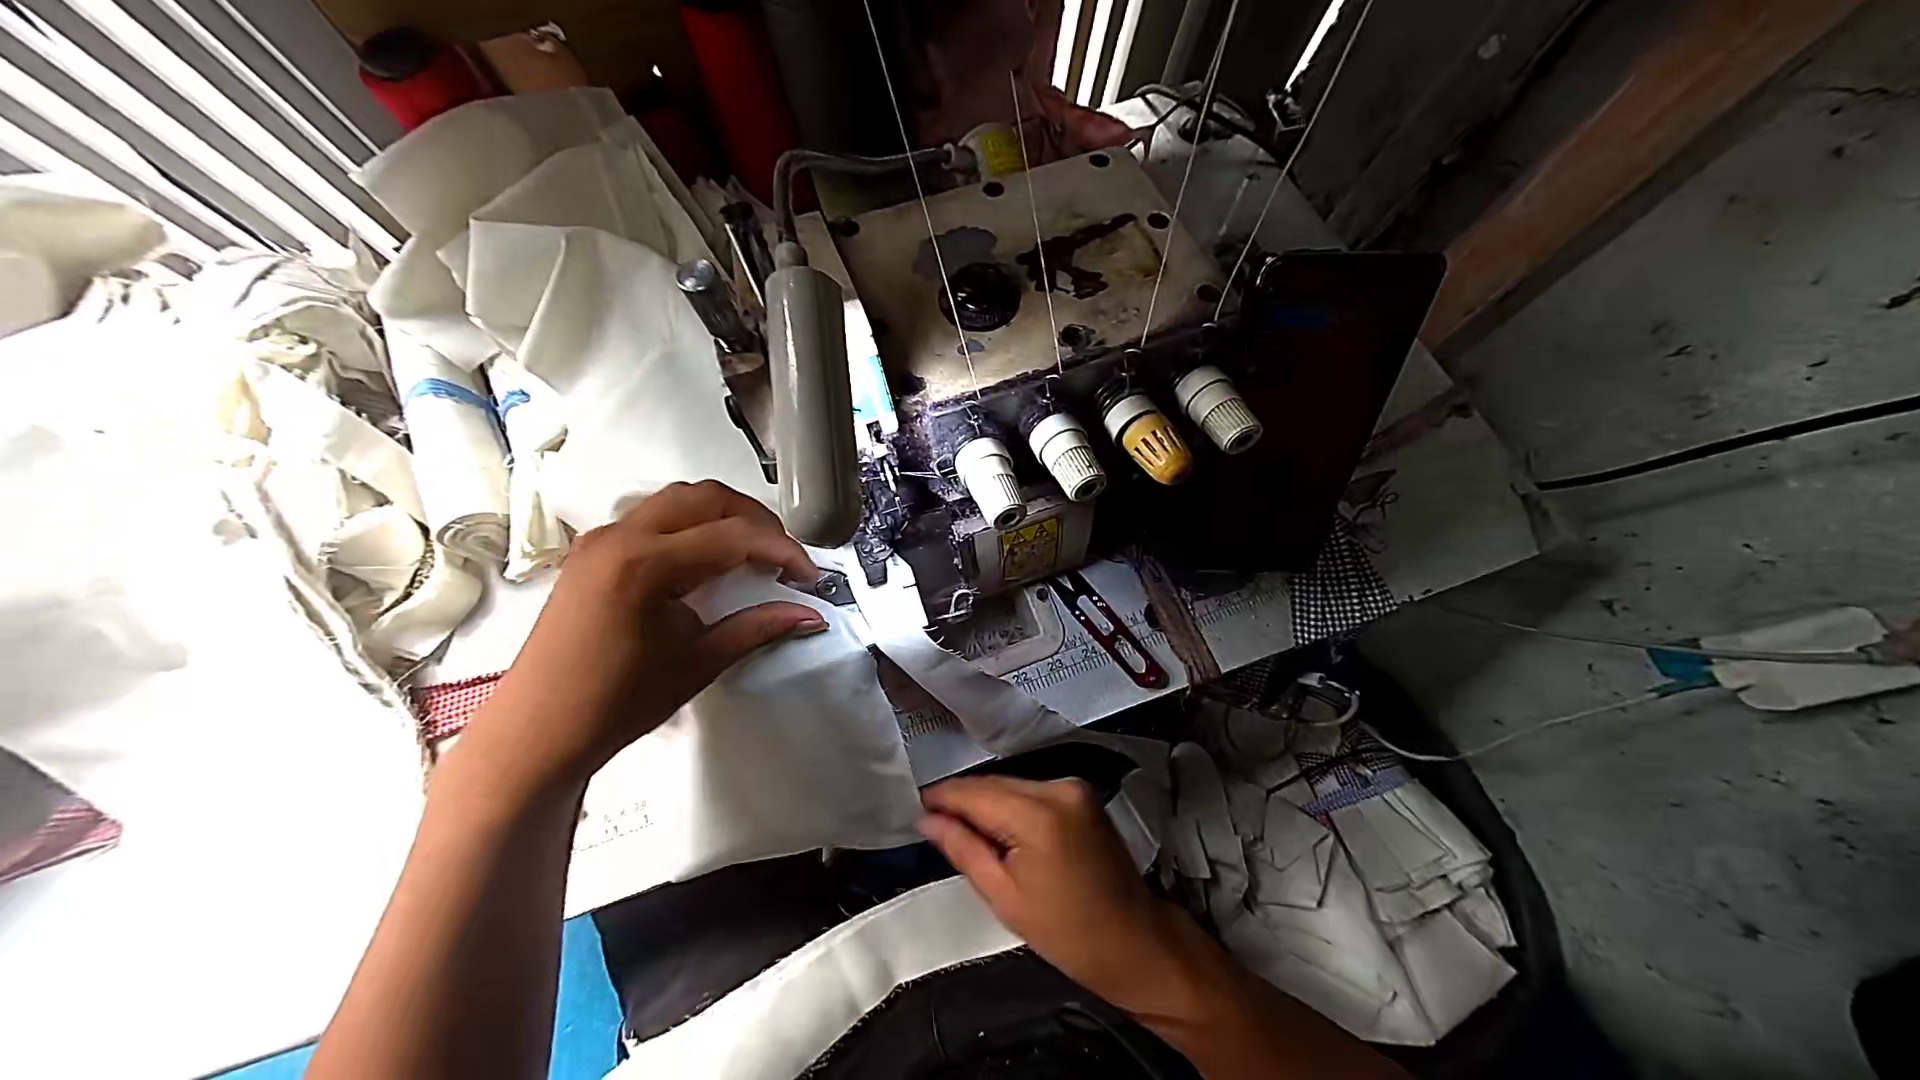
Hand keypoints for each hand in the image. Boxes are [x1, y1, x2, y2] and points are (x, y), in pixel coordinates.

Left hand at [469, 481, 822, 787]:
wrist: (538, 732)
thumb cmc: (604, 705)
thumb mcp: (696, 664)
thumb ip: (757, 628)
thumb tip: (803, 615)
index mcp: (644, 565)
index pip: (735, 535)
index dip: (782, 550)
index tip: (805, 573)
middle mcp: (618, 540)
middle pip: (709, 498)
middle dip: (757, 521)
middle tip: (783, 556)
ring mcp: (600, 542)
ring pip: (679, 498)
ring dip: (723, 516)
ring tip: (752, 553)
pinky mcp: (593, 553)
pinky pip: (653, 516)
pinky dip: (691, 525)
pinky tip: (708, 559)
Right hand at [918, 775, 1198, 1015]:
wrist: (1135, 942)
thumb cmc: (1069, 933)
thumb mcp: (1003, 896)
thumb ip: (962, 847)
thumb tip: (928, 819)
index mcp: (1039, 814)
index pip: (975, 792)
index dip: (942, 797)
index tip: (917, 806)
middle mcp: (1059, 788)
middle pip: (994, 783)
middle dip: (963, 801)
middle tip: (934, 821)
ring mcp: (1074, 788)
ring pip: (1011, 784)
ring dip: (986, 802)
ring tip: (962, 828)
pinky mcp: (1082, 794)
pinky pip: (1032, 790)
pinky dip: (1011, 804)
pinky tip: (998, 827)